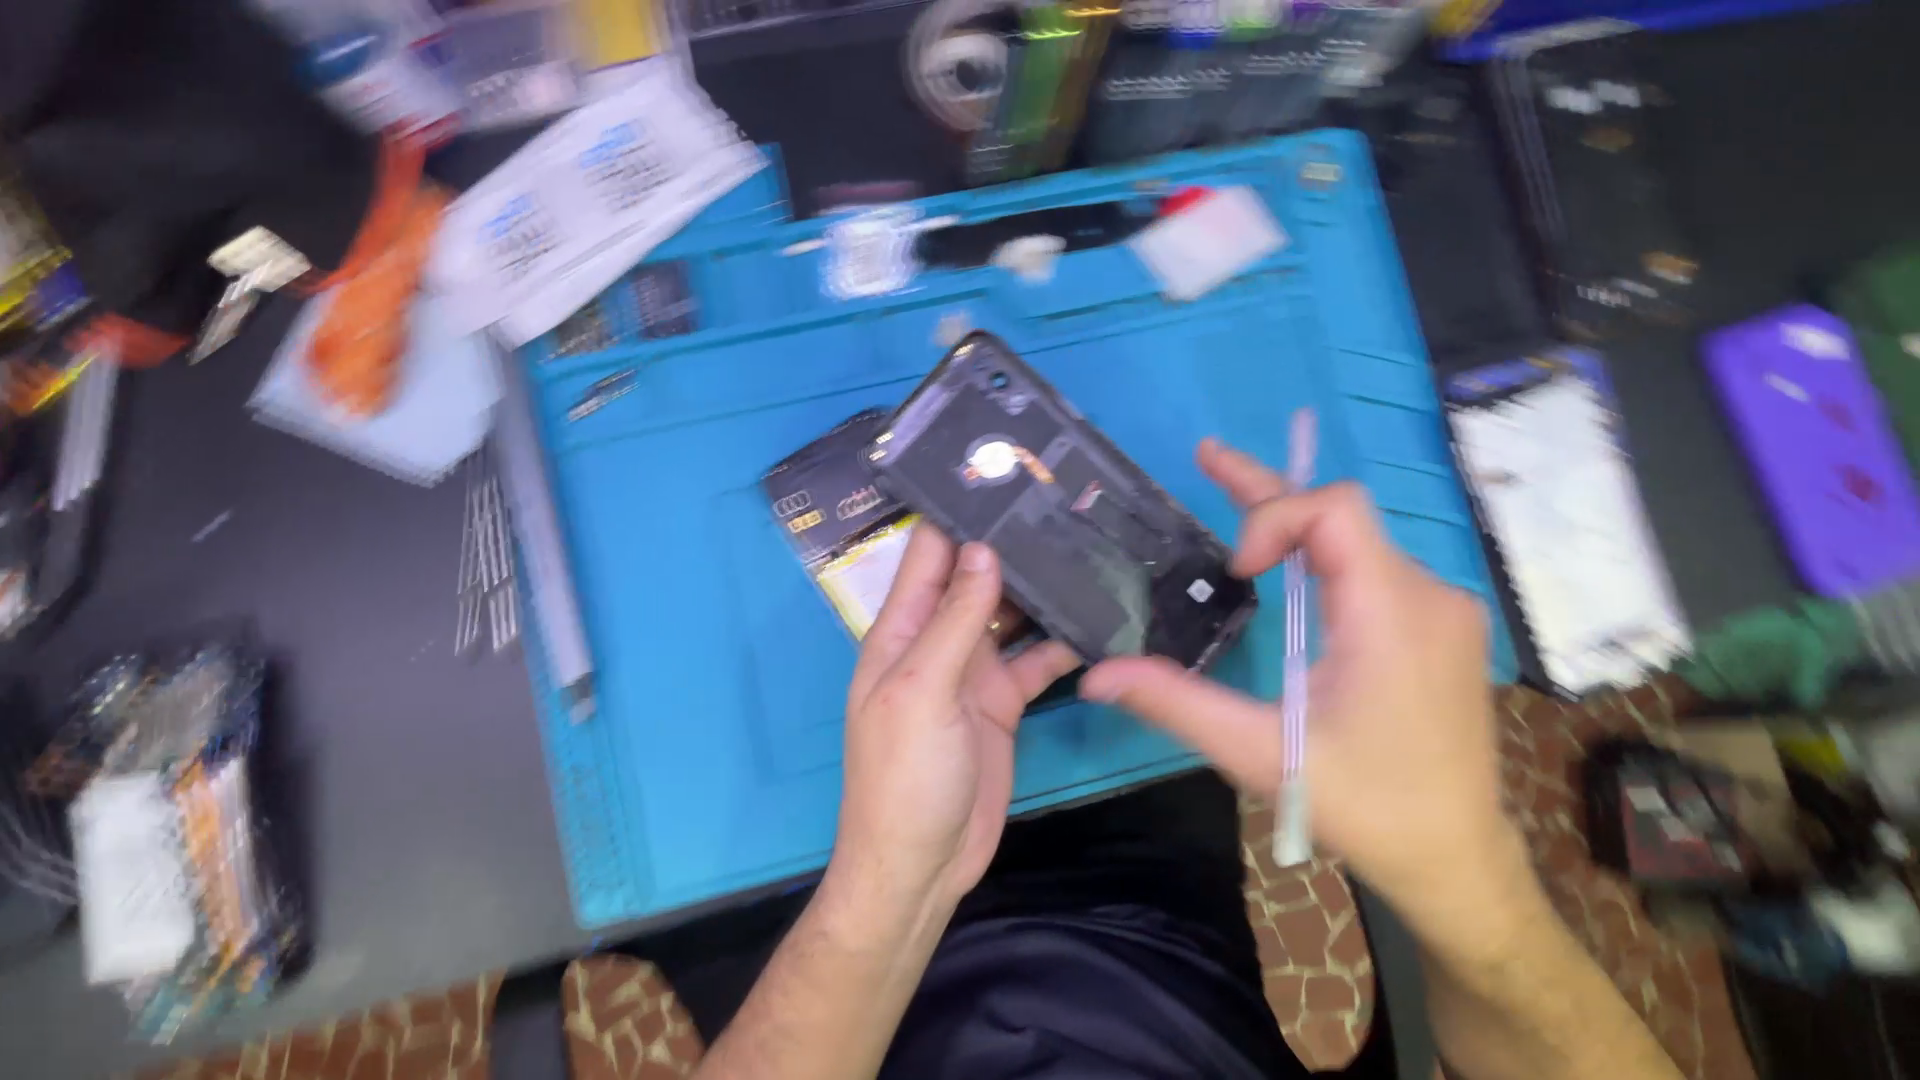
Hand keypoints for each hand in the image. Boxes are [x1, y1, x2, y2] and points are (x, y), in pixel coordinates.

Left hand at [835, 526, 1079, 912]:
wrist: (922, 865)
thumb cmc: (904, 775)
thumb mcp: (922, 691)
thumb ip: (955, 621)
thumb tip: (982, 549)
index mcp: (902, 631)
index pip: (929, 555)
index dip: (958, 513)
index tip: (1001, 472)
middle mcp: (937, 641)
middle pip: (974, 577)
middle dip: (1010, 543)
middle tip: (1065, 501)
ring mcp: (973, 672)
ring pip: (1009, 614)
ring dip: (1041, 587)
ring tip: (1089, 545)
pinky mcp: (1004, 702)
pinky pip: (1036, 660)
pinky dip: (1063, 642)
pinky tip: (1099, 620)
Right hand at [1080, 438, 1529, 929]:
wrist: (1456, 859)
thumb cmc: (1365, 808)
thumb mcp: (1261, 755)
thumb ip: (1177, 704)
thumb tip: (1095, 675)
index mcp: (1391, 615)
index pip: (1335, 509)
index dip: (1272, 516)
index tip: (1236, 573)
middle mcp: (1427, 596)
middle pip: (1342, 515)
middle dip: (1267, 494)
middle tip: (1205, 459)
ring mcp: (1441, 611)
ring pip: (1359, 539)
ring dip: (1293, 529)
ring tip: (1235, 522)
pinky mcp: (1439, 628)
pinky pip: (1374, 569)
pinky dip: (1321, 558)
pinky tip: (1286, 574)